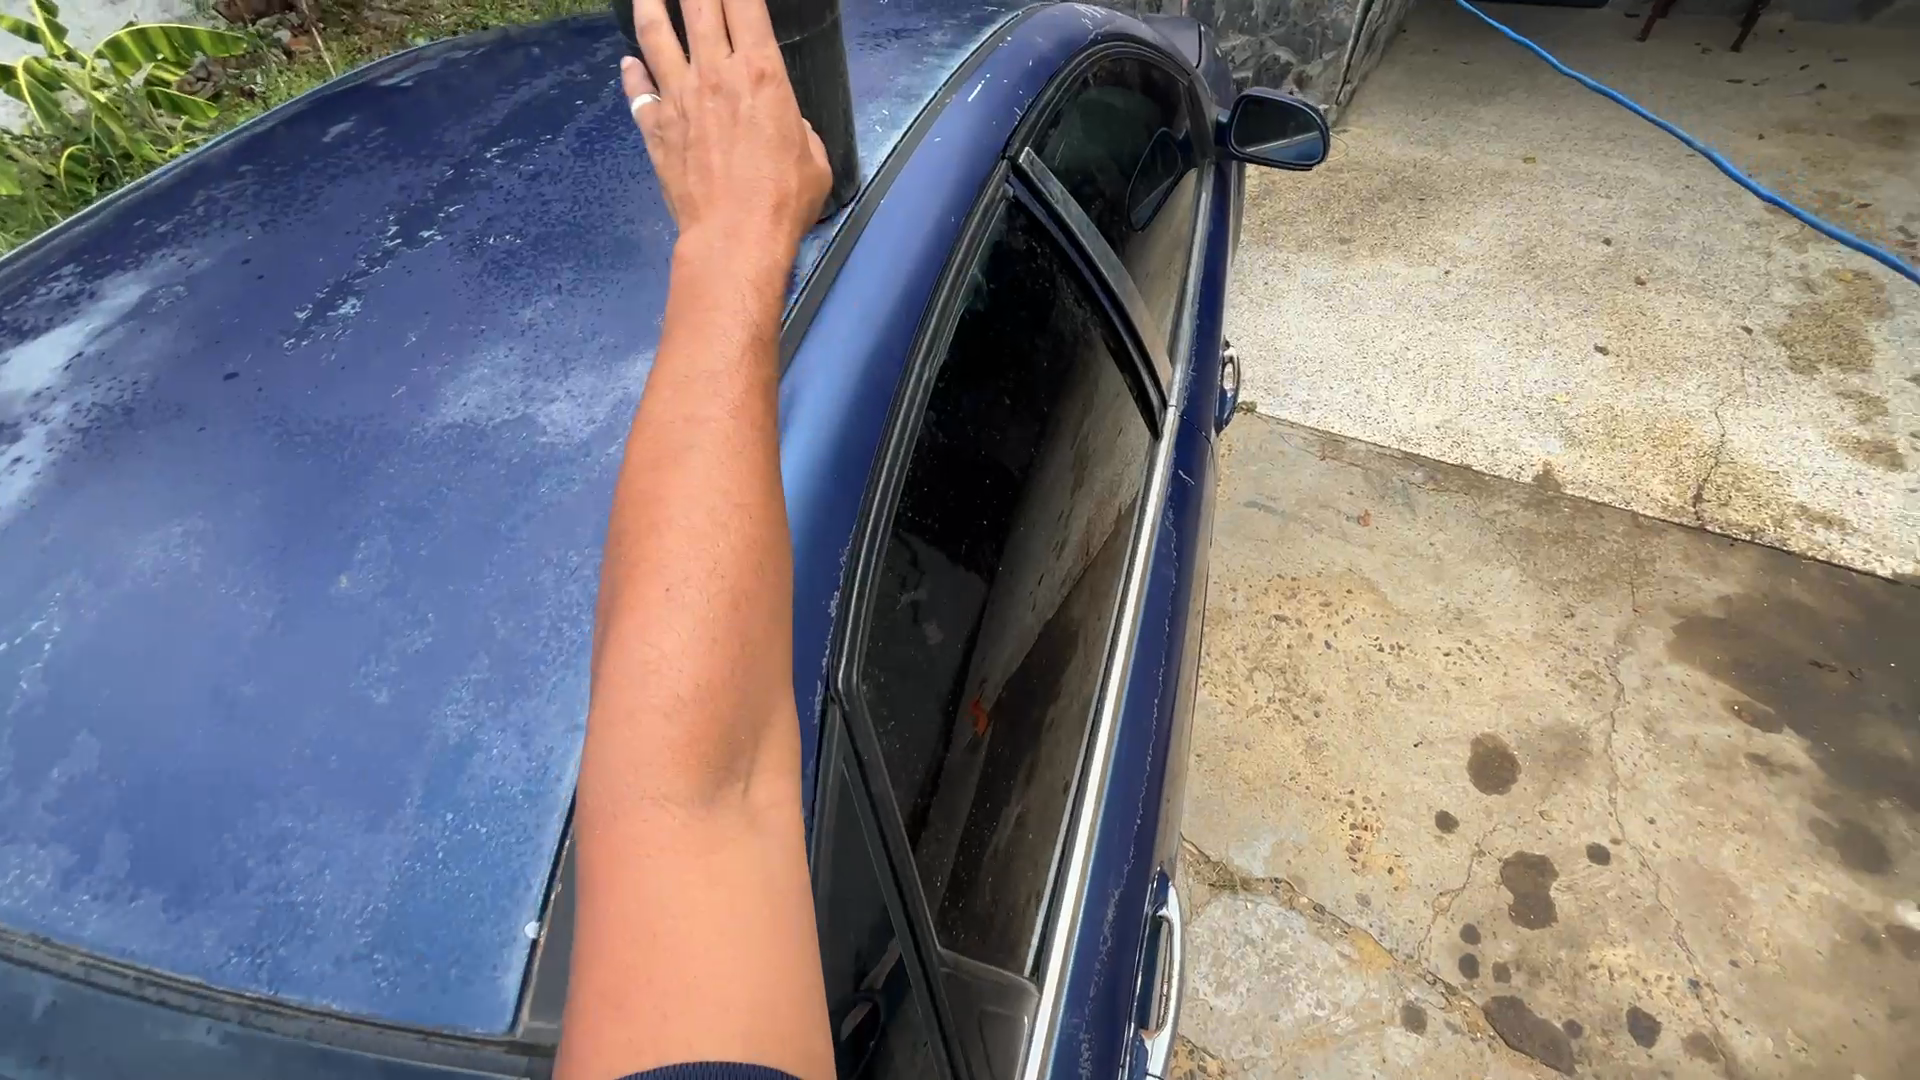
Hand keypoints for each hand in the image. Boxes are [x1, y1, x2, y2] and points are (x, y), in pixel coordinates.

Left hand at [620, 0, 832, 260]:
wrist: (735, 238)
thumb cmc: (785, 202)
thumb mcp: (815, 162)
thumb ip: (798, 130)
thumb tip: (784, 123)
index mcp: (761, 74)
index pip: (745, 2)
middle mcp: (715, 72)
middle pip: (698, 3)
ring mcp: (679, 97)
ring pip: (654, 32)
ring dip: (649, 5)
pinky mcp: (656, 128)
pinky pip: (638, 90)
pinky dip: (633, 74)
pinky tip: (629, 64)